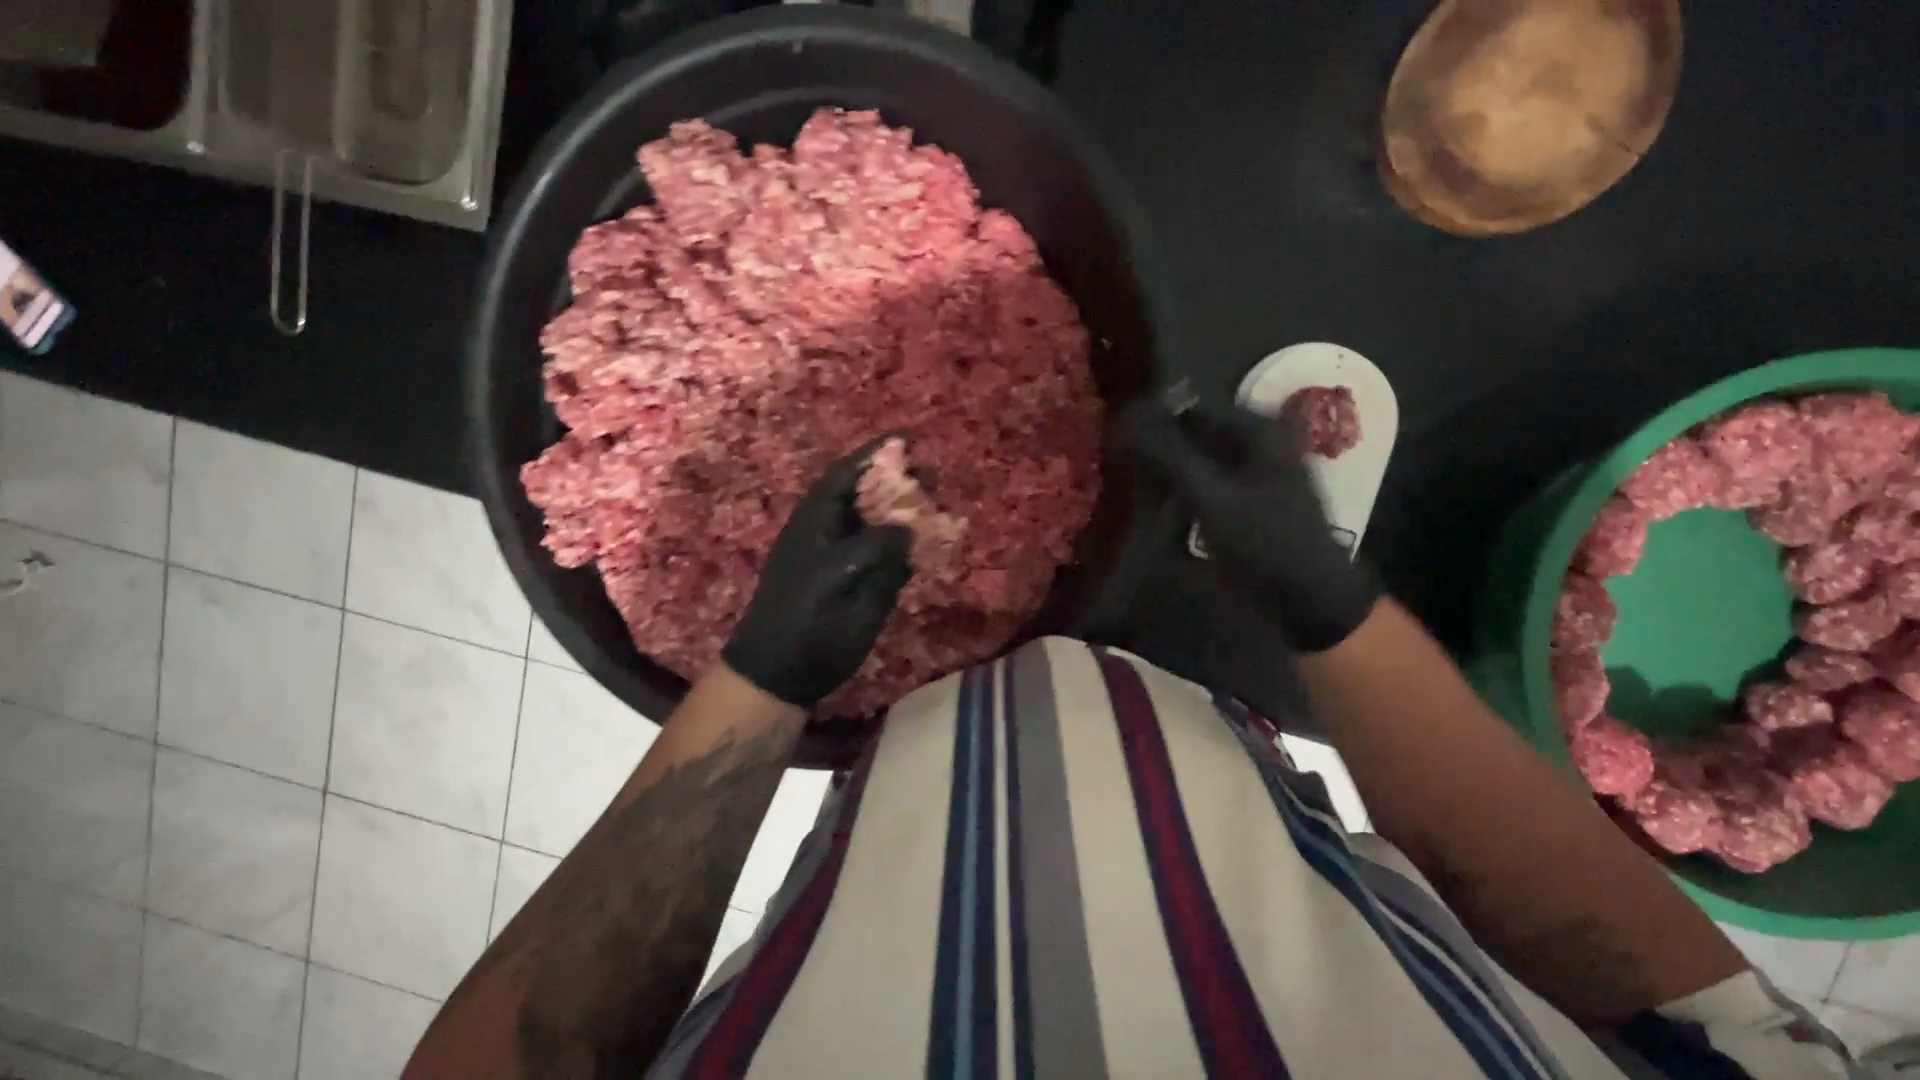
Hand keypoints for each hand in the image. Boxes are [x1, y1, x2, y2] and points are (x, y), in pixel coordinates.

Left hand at [721, 442, 913, 706]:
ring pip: (882, 528)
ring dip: (909, 515)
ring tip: (939, 505)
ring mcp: (849, 562)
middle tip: (933, 476)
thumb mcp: (836, 577)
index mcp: (817, 522)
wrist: (782, 674)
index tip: (906, 438)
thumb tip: (906, 529)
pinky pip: (891, 560)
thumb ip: (874, 547)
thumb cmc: (803, 621)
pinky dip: (911, 550)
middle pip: (868, 497)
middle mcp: (834, 535)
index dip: (874, 455)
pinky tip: (932, 544)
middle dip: (899, 483)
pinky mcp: (863, 589)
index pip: (846, 475)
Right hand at [1120, 395, 1379, 651]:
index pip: (1189, 408)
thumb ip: (1166, 456)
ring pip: (1196, 461)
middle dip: (1155, 448)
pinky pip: (1205, 486)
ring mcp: (1257, 473)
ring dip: (1165, 473)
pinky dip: (1181, 493)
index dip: (1148, 419)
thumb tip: (1120, 422)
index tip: (1111, 437)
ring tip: (1131, 488)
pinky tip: (1157, 510)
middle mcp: (1260, 442)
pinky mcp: (1249, 503)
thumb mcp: (1211, 497)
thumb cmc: (1264, 544)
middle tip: (1116, 464)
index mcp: (1258, 428)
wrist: (1309, 601)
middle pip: (1193, 434)